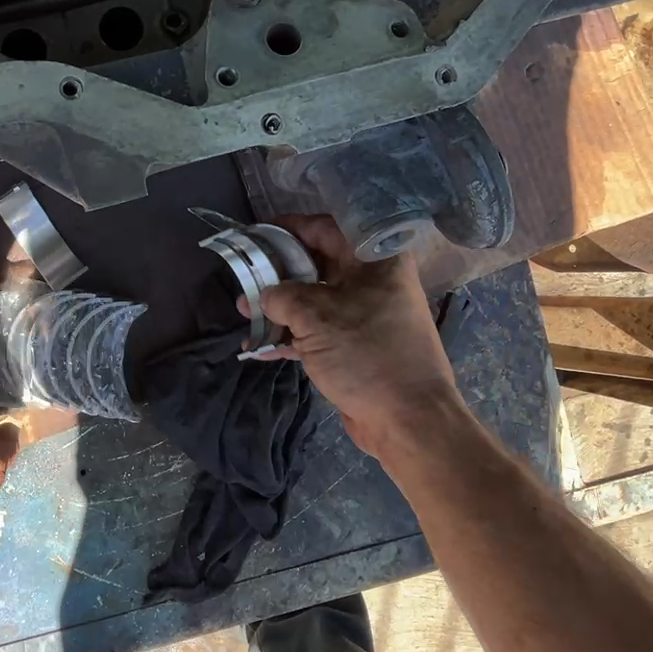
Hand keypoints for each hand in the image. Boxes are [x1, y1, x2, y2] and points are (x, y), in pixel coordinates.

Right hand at [246, 215, 464, 457]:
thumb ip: (281, 297)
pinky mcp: (357, 347)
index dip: (287, 230)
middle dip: (278, 272)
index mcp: (374, 260)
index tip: (256, 237)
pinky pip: (318, 330)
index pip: (324, 229)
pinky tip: (259, 346)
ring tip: (244, 313)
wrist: (408, 423)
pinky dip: (291, 335)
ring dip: (280, 307)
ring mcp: (366, 315)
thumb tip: (259, 297)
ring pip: (314, 299)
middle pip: (316, 264)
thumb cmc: (366, 354)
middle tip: (245, 276)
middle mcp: (373, 281)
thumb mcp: (315, 317)